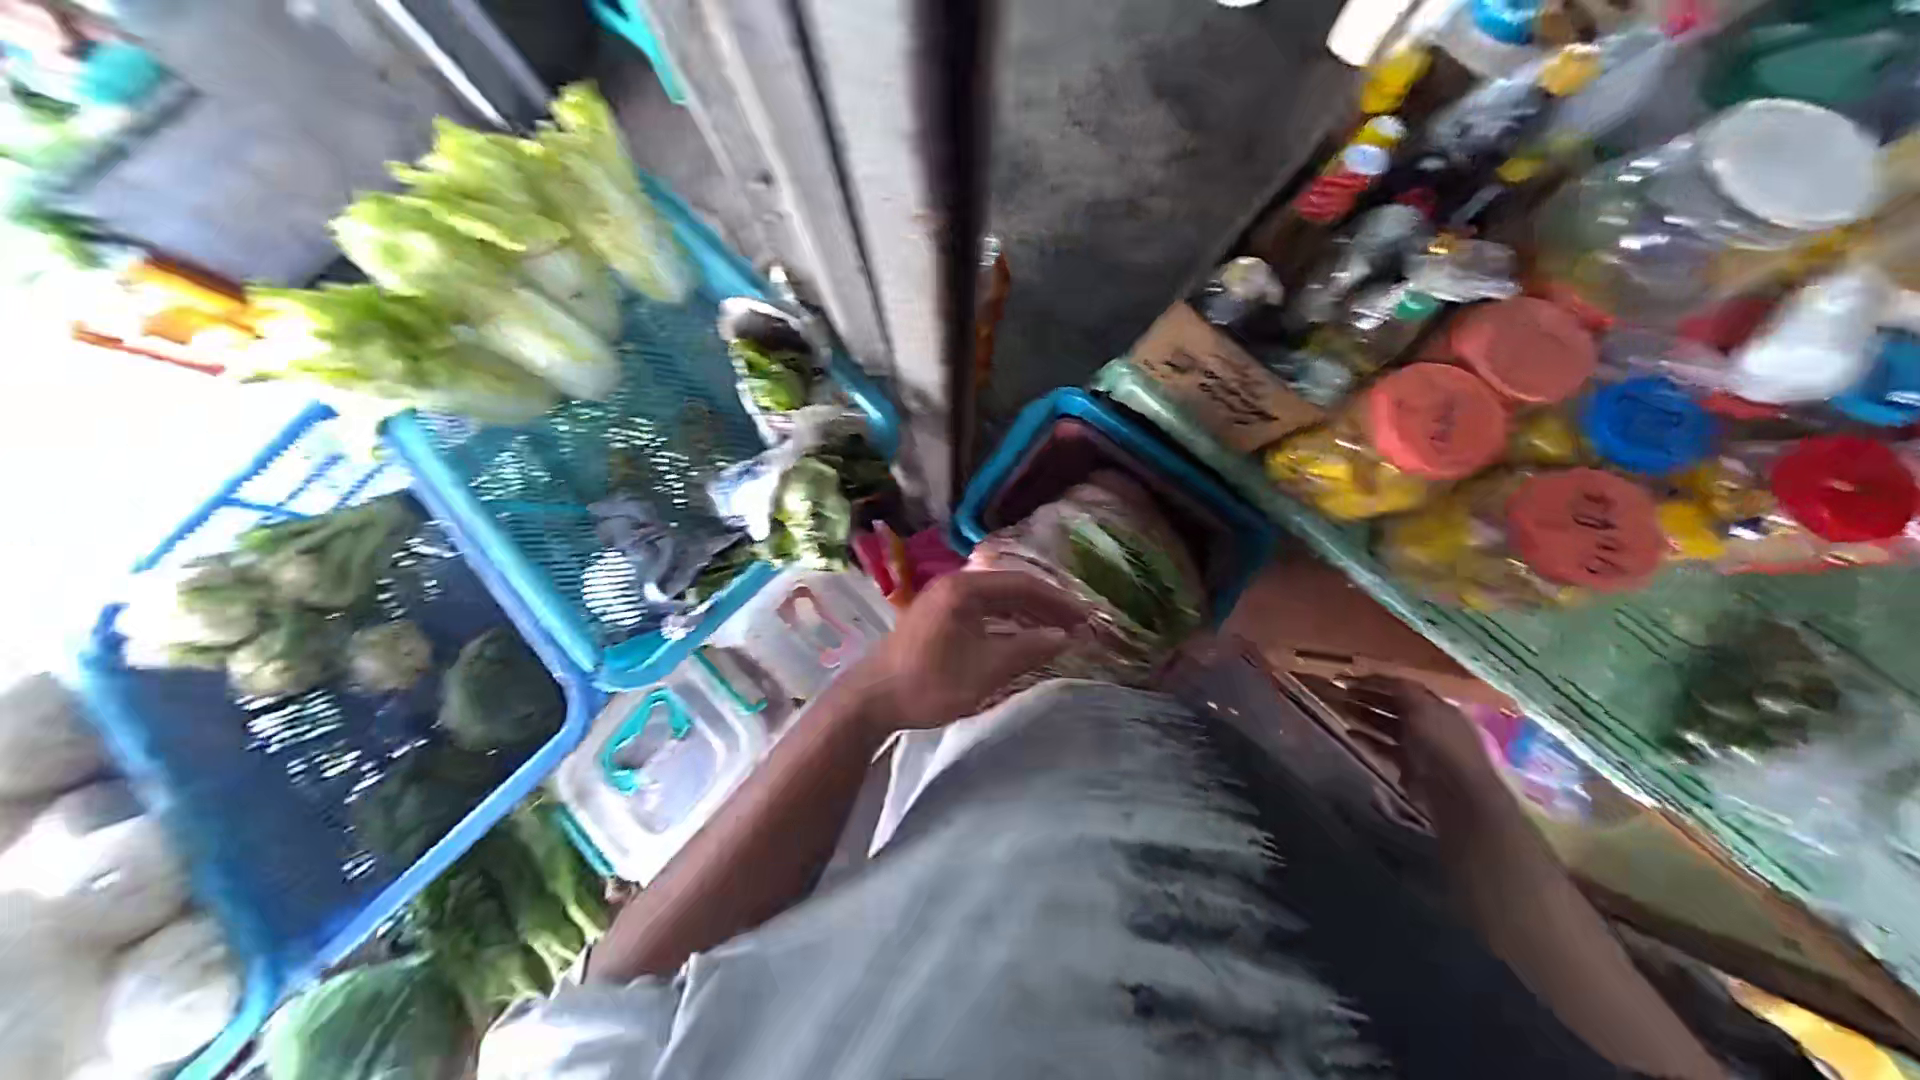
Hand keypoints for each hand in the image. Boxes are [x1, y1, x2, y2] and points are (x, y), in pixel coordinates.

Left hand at [842, 570, 1086, 734]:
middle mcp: (954, 585)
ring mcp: (943, 599)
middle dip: (1046, 606)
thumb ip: (1027, 649)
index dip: (1058, 602)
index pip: (1023, 584)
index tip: (1085, 619)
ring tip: (1057, 632)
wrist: (872, 699)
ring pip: (996, 600)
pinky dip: (1006, 622)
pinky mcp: (938, 616)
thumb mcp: (986, 670)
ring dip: (1027, 614)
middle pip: (1010, 588)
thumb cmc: (930, 683)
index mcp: (965, 588)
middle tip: (1078, 626)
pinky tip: (1021, 637)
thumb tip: (1064, 637)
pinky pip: (982, 611)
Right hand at [1342, 677, 1508, 820]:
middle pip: (1391, 705)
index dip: (1376, 682)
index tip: (1348, 679)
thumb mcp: (1423, 708)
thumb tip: (1377, 678)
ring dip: (1362, 715)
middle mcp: (1427, 723)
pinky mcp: (1406, 765)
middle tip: (1339, 691)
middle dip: (1366, 696)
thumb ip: (1400, 690)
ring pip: (1384, 724)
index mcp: (1436, 707)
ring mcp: (1416, 745)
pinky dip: (1365, 739)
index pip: (1402, 688)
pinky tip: (1349, 733)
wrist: (1454, 791)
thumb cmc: (1440, 743)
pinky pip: (1382, 747)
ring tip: (1339, 708)